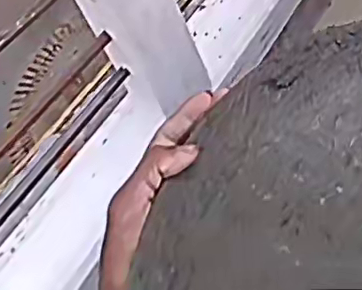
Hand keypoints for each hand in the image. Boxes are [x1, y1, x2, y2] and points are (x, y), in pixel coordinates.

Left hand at [100, 89, 224, 289]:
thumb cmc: (124, 263)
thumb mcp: (127, 204)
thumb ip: (152, 169)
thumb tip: (187, 148)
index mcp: (144, 183)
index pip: (168, 138)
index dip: (188, 115)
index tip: (208, 98)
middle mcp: (162, 193)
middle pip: (186, 148)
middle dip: (205, 123)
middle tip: (226, 104)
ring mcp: (179, 209)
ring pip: (201, 168)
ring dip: (216, 147)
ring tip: (234, 129)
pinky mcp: (197, 229)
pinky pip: (214, 193)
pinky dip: (224, 178)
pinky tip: (237, 174)